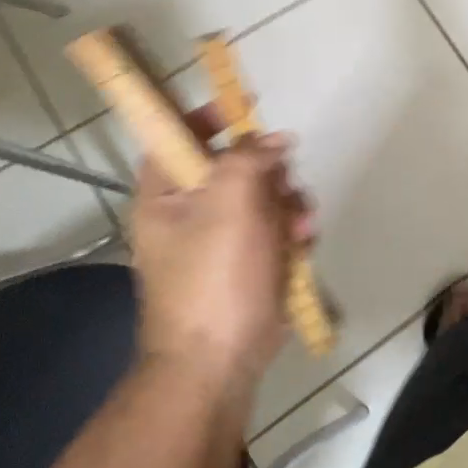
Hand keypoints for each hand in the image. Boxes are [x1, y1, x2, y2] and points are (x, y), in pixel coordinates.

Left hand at [130, 109, 311, 384]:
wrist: (220, 359)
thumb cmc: (214, 278)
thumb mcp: (229, 205)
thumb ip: (249, 159)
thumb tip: (273, 139)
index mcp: (166, 198)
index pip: (176, 141)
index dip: (206, 118)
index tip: (247, 108)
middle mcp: (191, 214)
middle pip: (236, 166)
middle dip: (270, 172)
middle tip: (283, 181)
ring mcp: (223, 240)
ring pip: (266, 196)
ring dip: (290, 203)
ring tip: (299, 225)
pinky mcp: (252, 262)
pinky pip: (279, 228)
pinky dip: (294, 231)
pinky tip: (302, 244)